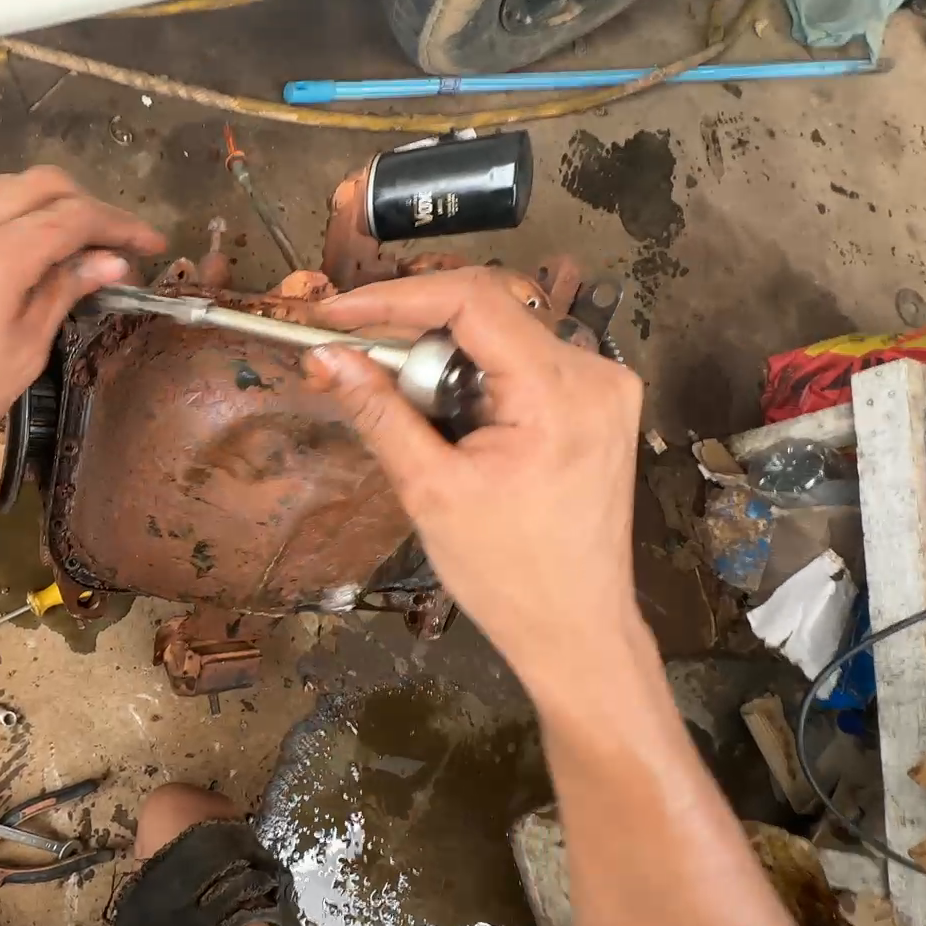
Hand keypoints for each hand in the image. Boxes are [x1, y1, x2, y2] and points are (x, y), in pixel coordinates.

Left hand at [0, 167, 163, 502]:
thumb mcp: (24, 351)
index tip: (152, 244)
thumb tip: (109, 263)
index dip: (120, 226)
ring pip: (6, 193)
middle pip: (41, 185)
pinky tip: (32, 259)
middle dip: (87, 204)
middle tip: (116, 245)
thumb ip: (64, 294)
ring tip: (79, 250)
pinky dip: (15, 222)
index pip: (74, 217)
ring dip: (49, 207)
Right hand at [303, 268, 643, 670]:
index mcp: (558, 389)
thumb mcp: (428, 488)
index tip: (333, 313)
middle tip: (356, 369)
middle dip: (411, 337)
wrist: (573, 627)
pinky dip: (467, 380)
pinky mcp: (593, 405)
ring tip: (408, 415)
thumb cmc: (502, 571)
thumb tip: (324, 357)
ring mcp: (601, 387)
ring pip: (499, 337)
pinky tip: (446, 423)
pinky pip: (517, 364)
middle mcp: (593, 371)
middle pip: (487, 312)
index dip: (392, 297)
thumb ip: (378, 412)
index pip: (471, 300)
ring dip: (438, 363)